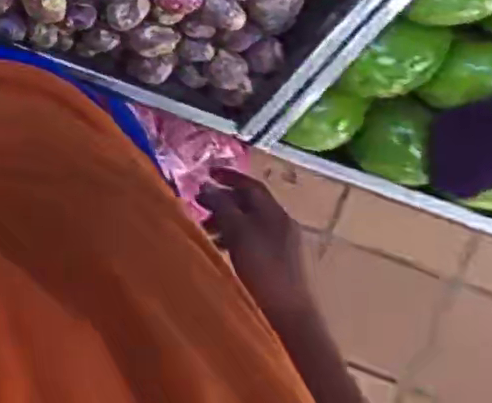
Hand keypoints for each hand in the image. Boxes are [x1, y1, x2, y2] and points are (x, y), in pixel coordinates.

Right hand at [198, 168, 312, 317]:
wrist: (292, 318)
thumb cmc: (263, 268)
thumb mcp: (236, 231)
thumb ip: (220, 204)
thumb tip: (206, 186)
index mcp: (275, 213)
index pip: (251, 185)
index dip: (228, 176)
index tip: (206, 173)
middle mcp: (283, 224)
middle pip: (250, 204)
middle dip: (223, 200)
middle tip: (199, 204)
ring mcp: (285, 245)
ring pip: (250, 223)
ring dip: (227, 221)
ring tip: (206, 230)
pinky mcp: (283, 265)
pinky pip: (255, 240)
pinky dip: (236, 237)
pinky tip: (222, 249)